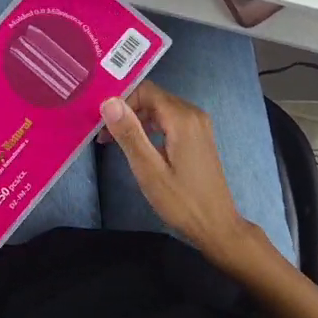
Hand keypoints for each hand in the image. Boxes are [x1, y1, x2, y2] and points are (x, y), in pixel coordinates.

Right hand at [101, 83, 253, 256]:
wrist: (217, 226)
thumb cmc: (181, 201)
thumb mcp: (149, 170)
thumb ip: (130, 133)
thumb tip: (109, 102)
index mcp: (182, 119)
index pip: (145, 91)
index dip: (120, 101)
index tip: (100, 120)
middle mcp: (193, 114)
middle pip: (153, 97)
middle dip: (126, 110)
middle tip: (102, 134)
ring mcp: (199, 125)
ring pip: (160, 108)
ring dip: (136, 119)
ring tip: (113, 140)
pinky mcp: (198, 136)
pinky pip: (170, 120)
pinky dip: (150, 126)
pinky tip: (137, 144)